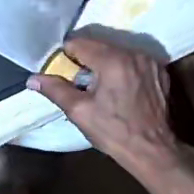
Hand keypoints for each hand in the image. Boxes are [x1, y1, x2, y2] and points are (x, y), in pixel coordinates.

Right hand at [27, 36, 183, 172]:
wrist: (153, 150)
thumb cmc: (113, 132)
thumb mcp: (79, 112)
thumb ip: (55, 90)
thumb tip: (33, 78)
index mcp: (112, 60)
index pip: (79, 43)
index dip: (65, 57)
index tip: (62, 72)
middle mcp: (134, 53)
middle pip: (100, 46)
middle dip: (85, 60)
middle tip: (78, 83)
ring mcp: (150, 61)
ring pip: (117, 52)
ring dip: (105, 64)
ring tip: (100, 88)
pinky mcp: (160, 71)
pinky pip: (134, 62)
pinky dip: (123, 69)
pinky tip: (120, 90)